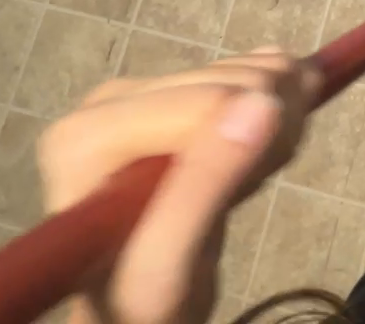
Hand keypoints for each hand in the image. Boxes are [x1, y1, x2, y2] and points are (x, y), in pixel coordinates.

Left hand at [37, 49, 319, 323]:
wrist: (135, 307)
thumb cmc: (138, 303)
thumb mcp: (167, 270)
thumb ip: (205, 187)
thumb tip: (264, 105)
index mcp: (87, 136)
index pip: (211, 99)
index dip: (255, 136)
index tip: (258, 186)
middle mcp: (110, 99)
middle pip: (234, 79)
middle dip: (268, 126)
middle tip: (254, 184)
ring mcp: (146, 88)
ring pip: (253, 68)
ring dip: (277, 118)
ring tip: (248, 174)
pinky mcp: (178, 82)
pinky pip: (255, 65)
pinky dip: (277, 102)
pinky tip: (254, 143)